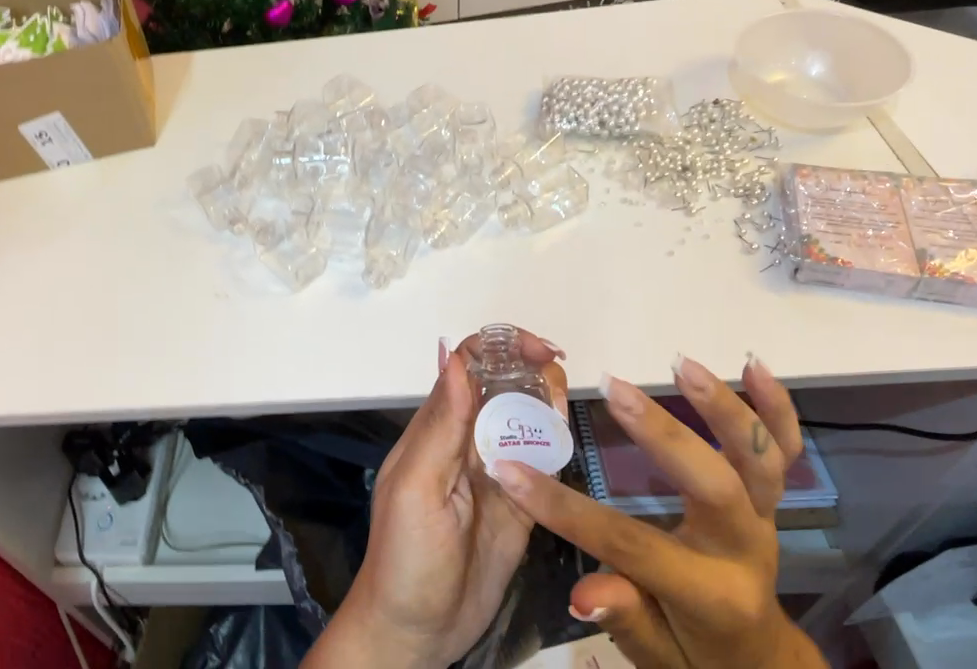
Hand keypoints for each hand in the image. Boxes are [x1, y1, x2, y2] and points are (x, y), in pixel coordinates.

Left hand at [302, 329, 566, 668]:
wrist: (417, 629)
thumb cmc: (406, 554)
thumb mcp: (417, 487)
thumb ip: (441, 424)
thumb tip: (456, 356)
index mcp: (438, 428)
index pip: (469, 366)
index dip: (501, 347)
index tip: (537, 349)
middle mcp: (469, 440)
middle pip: (503, 385)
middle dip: (531, 367)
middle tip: (559, 375)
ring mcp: (498, 472)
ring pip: (526, 419)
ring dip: (547, 401)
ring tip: (566, 402)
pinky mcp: (523, 505)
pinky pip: (544, 463)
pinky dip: (558, 443)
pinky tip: (570, 435)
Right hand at [492, 357, 826, 668]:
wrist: (760, 661)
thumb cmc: (695, 654)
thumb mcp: (656, 656)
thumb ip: (626, 618)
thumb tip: (582, 593)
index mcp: (708, 593)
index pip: (627, 543)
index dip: (563, 508)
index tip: (510, 469)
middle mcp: (744, 549)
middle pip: (711, 484)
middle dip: (661, 433)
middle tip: (613, 386)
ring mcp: (764, 519)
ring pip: (758, 459)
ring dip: (724, 407)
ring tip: (683, 364)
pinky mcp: (772, 500)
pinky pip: (784, 452)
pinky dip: (776, 408)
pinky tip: (755, 366)